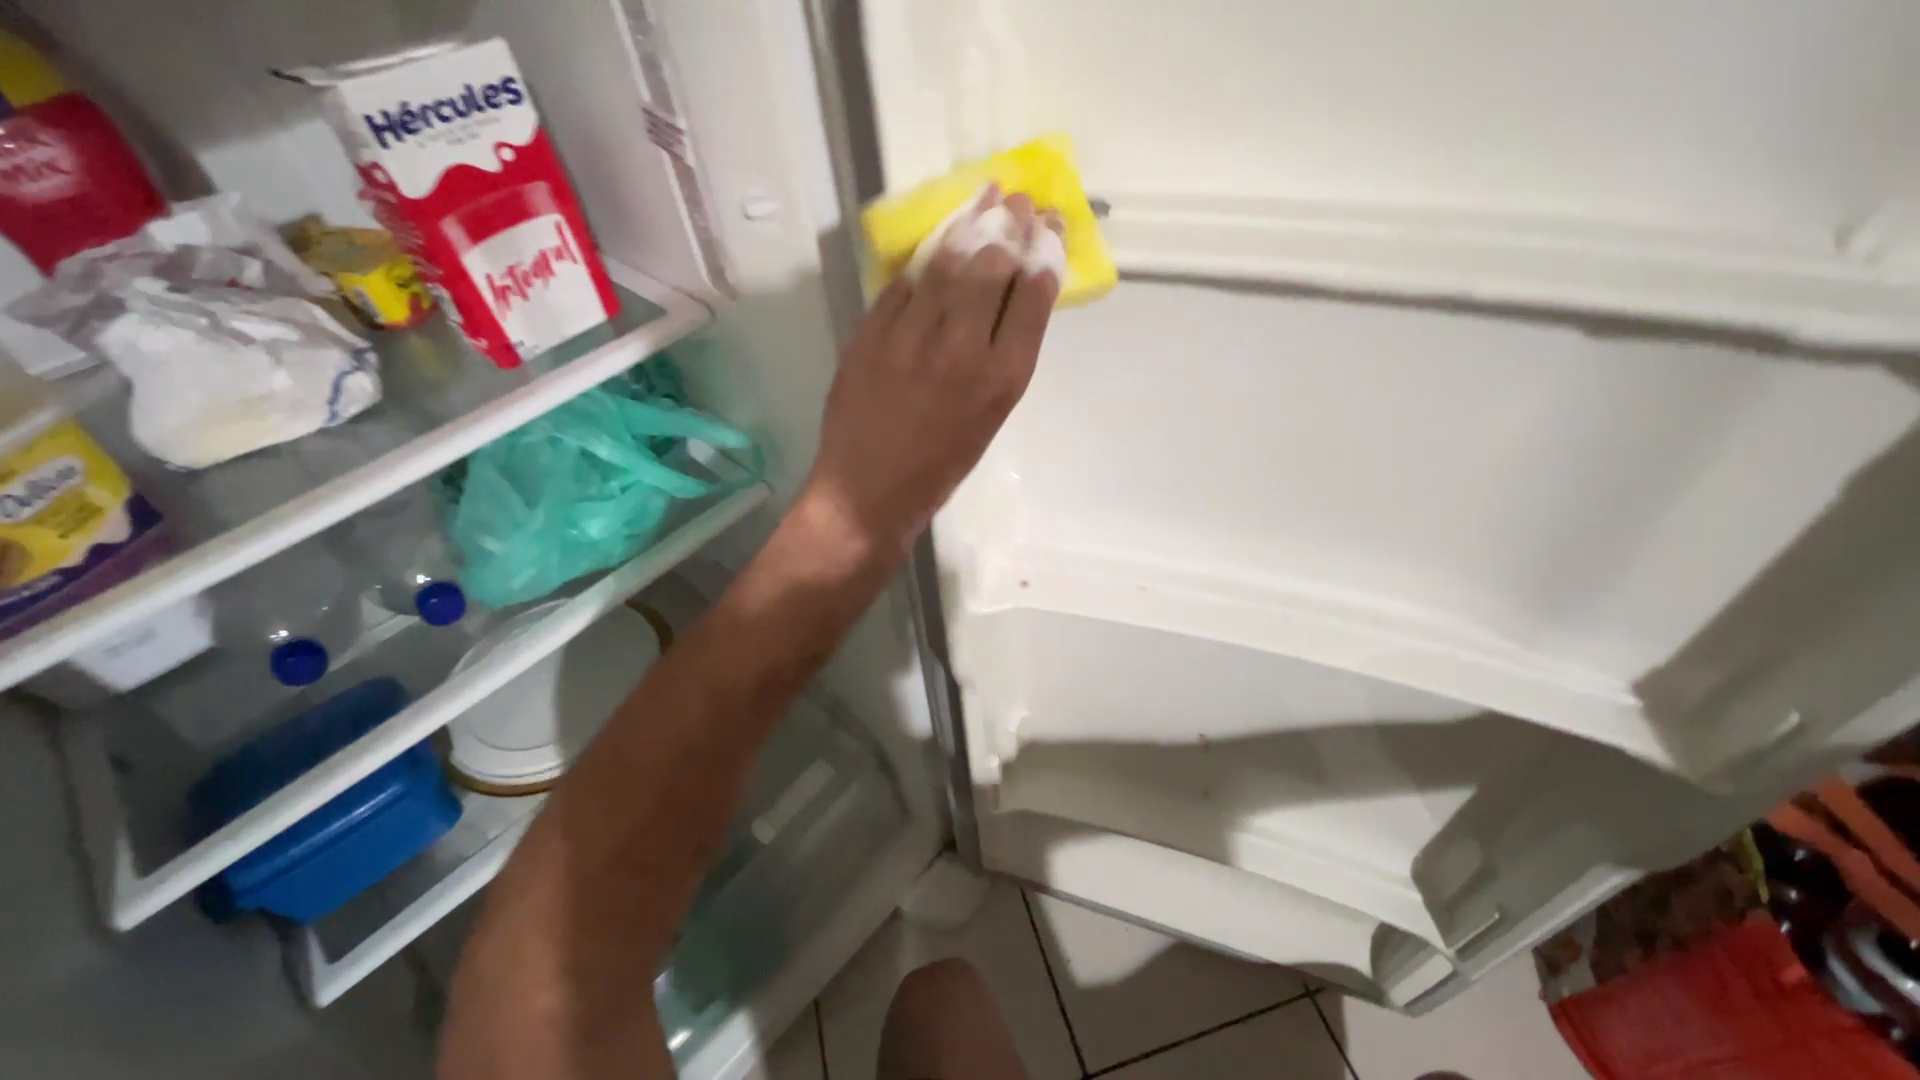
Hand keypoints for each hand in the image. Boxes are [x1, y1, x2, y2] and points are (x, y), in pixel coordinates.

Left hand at [803, 191, 1060, 554]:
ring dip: (971, 224)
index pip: (1032, 294)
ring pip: (947, 263)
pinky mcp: (871, 333)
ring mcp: (911, 337)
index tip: (1049, 224)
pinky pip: (905, 282)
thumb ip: (1003, 355)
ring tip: (988, 198)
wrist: (868, 492)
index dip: (1043, 251)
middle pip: (992, 267)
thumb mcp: (990, 417)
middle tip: (1019, 200)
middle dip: (1011, 225)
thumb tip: (1011, 296)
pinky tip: (940, 236)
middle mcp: (963, 349)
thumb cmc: (938, 466)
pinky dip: (926, 255)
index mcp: (1002, 378)